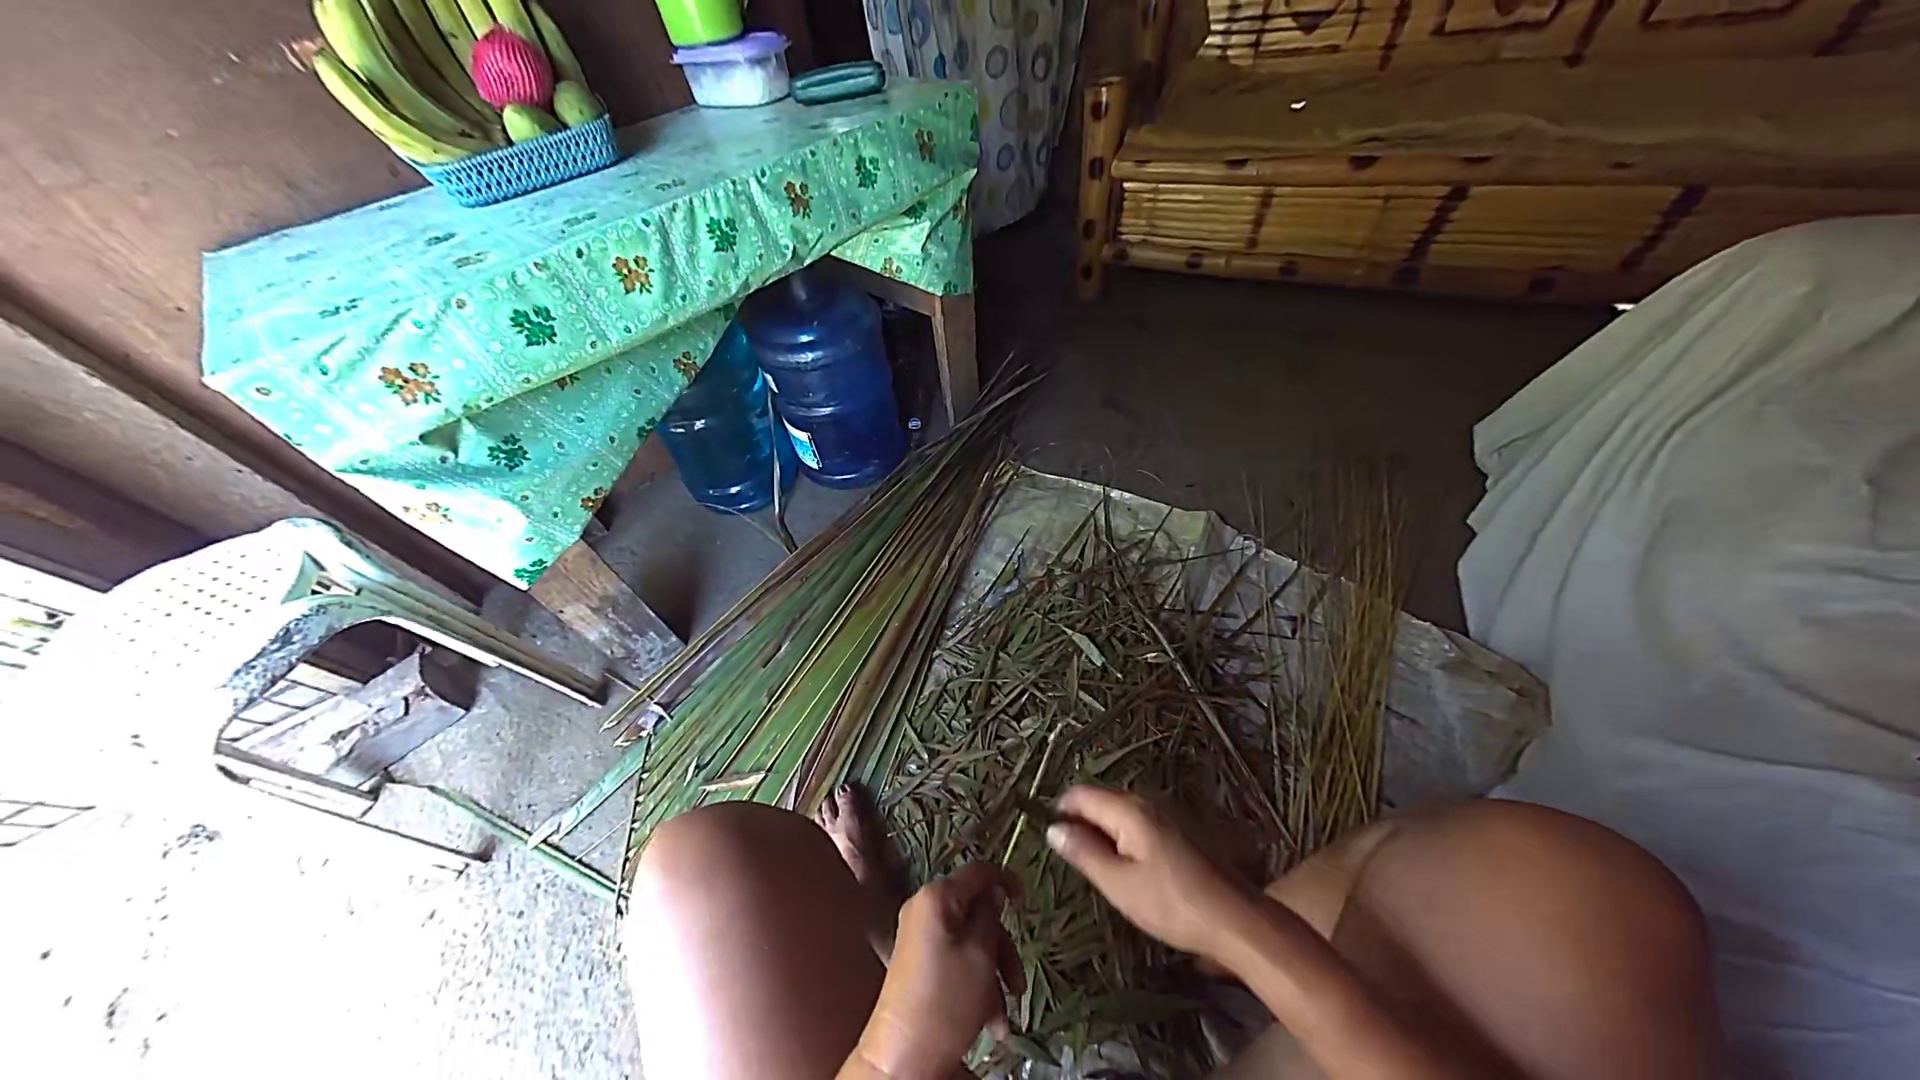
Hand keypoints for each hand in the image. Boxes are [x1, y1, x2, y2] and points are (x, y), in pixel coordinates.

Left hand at [853, 863, 1024, 1079]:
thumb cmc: (946, 1001)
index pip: (977, 872)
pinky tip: (991, 1022)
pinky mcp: (919, 965)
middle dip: (1002, 948)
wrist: (901, 1060)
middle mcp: (924, 910)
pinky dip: (977, 985)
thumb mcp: (980, 954)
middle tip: (1018, 983)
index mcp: (936, 898)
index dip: (1005, 879)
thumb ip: (990, 915)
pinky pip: (957, 961)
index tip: (1026, 899)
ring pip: (971, 942)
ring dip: (994, 974)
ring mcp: (920, 938)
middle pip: (977, 913)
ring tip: (1005, 1015)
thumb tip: (994, 890)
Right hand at [1045, 785, 1254, 958]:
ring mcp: (1169, 812)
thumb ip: (1083, 852)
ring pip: (1121, 812)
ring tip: (1103, 869)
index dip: (1060, 810)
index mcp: (1128, 809)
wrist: (1236, 919)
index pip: (1081, 793)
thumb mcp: (1118, 884)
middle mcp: (1148, 800)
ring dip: (1106, 832)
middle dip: (1083, 822)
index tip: (1052, 838)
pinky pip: (1141, 822)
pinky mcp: (1183, 828)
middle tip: (1078, 861)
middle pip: (1102, 799)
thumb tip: (1053, 828)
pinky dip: (1127, 837)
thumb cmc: (1172, 904)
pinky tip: (1133, 869)